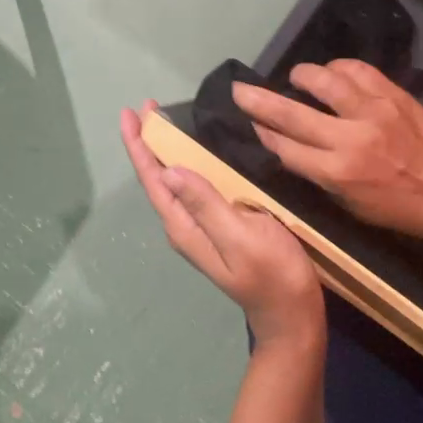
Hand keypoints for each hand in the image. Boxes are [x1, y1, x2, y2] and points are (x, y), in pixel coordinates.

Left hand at [122, 102, 325, 346]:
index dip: (139, 146)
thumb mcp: (241, 236)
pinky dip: (191, 164)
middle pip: (160, 178)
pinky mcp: (222, 227)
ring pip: (177, 182)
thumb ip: (206, 204)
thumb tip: (169, 171)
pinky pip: (197, 188)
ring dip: (168, 151)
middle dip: (150, 142)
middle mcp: (186, 226)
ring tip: (164, 122)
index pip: (153, 180)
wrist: (293, 314)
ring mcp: (203, 228)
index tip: (129, 113)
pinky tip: (199, 152)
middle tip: (147, 107)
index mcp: (185, 227)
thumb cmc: (272, 274)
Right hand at [233, 60, 422, 243]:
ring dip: (302, 76)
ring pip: (325, 81)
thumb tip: (289, 148)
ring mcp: (373, 111)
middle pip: (293, 114)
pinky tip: (332, 74)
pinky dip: (338, 68)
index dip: (264, 134)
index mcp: (338, 173)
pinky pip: (357, 70)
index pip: (287, 148)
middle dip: (260, 102)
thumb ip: (318, 175)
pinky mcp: (393, 95)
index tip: (250, 124)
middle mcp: (351, 139)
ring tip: (294, 77)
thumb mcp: (349, 205)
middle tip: (240, 91)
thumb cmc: (397, 209)